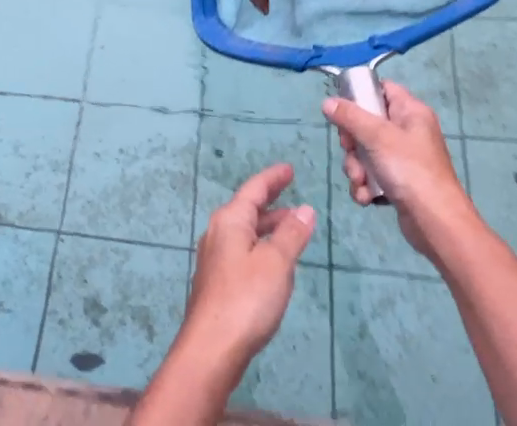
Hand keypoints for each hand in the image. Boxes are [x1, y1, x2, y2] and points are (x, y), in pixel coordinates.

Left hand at [177, 163, 315, 369]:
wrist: (212, 348)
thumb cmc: (246, 298)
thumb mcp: (277, 262)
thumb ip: (291, 234)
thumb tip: (305, 209)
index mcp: (230, 221)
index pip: (254, 189)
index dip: (273, 178)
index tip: (289, 169)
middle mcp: (218, 233)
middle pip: (247, 209)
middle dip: (270, 202)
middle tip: (293, 196)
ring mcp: (214, 259)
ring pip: (245, 232)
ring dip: (267, 226)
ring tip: (291, 228)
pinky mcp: (217, 282)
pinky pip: (242, 251)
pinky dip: (260, 246)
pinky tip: (274, 262)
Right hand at [324, 81, 472, 256]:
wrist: (436, 222)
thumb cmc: (409, 169)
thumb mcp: (377, 137)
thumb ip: (350, 117)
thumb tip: (328, 102)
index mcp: (411, 112)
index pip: (383, 89)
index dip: (361, 95)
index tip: (342, 110)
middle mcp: (409, 131)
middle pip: (367, 123)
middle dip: (352, 143)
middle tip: (350, 151)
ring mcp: (404, 158)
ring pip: (366, 152)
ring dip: (356, 168)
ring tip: (361, 182)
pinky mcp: (399, 181)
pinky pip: (373, 175)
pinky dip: (366, 185)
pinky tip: (367, 197)